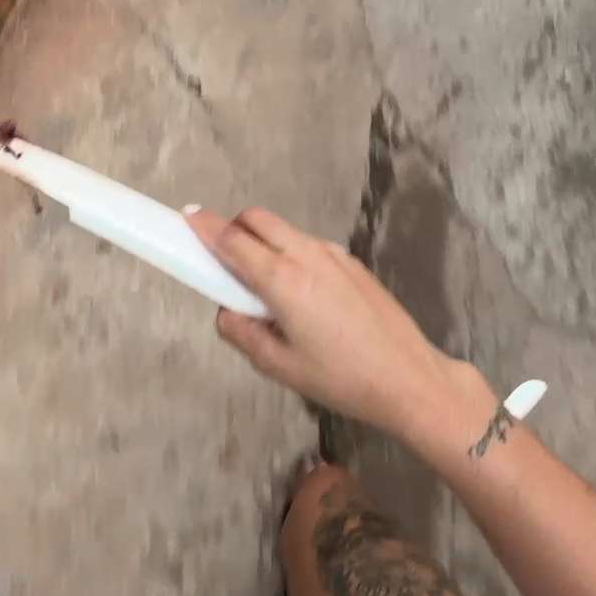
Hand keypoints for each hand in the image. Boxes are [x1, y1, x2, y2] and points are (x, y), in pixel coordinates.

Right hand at [184, 207, 493, 439]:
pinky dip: (291, 254)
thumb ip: (242, 333)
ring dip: (264, 241)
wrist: (410, 378)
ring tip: (266, 287)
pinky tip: (302, 296)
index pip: (232, 240)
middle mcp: (307, 255)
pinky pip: (309, 245)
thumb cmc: (342, 378)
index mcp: (282, 280)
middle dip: (234, 227)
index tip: (186, 217)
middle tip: (223, 257)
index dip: (204, 226)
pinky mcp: (352, 263)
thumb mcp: (279, 367)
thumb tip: (226, 312)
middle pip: (258, 219)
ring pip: (285, 230)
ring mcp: (334, 255)